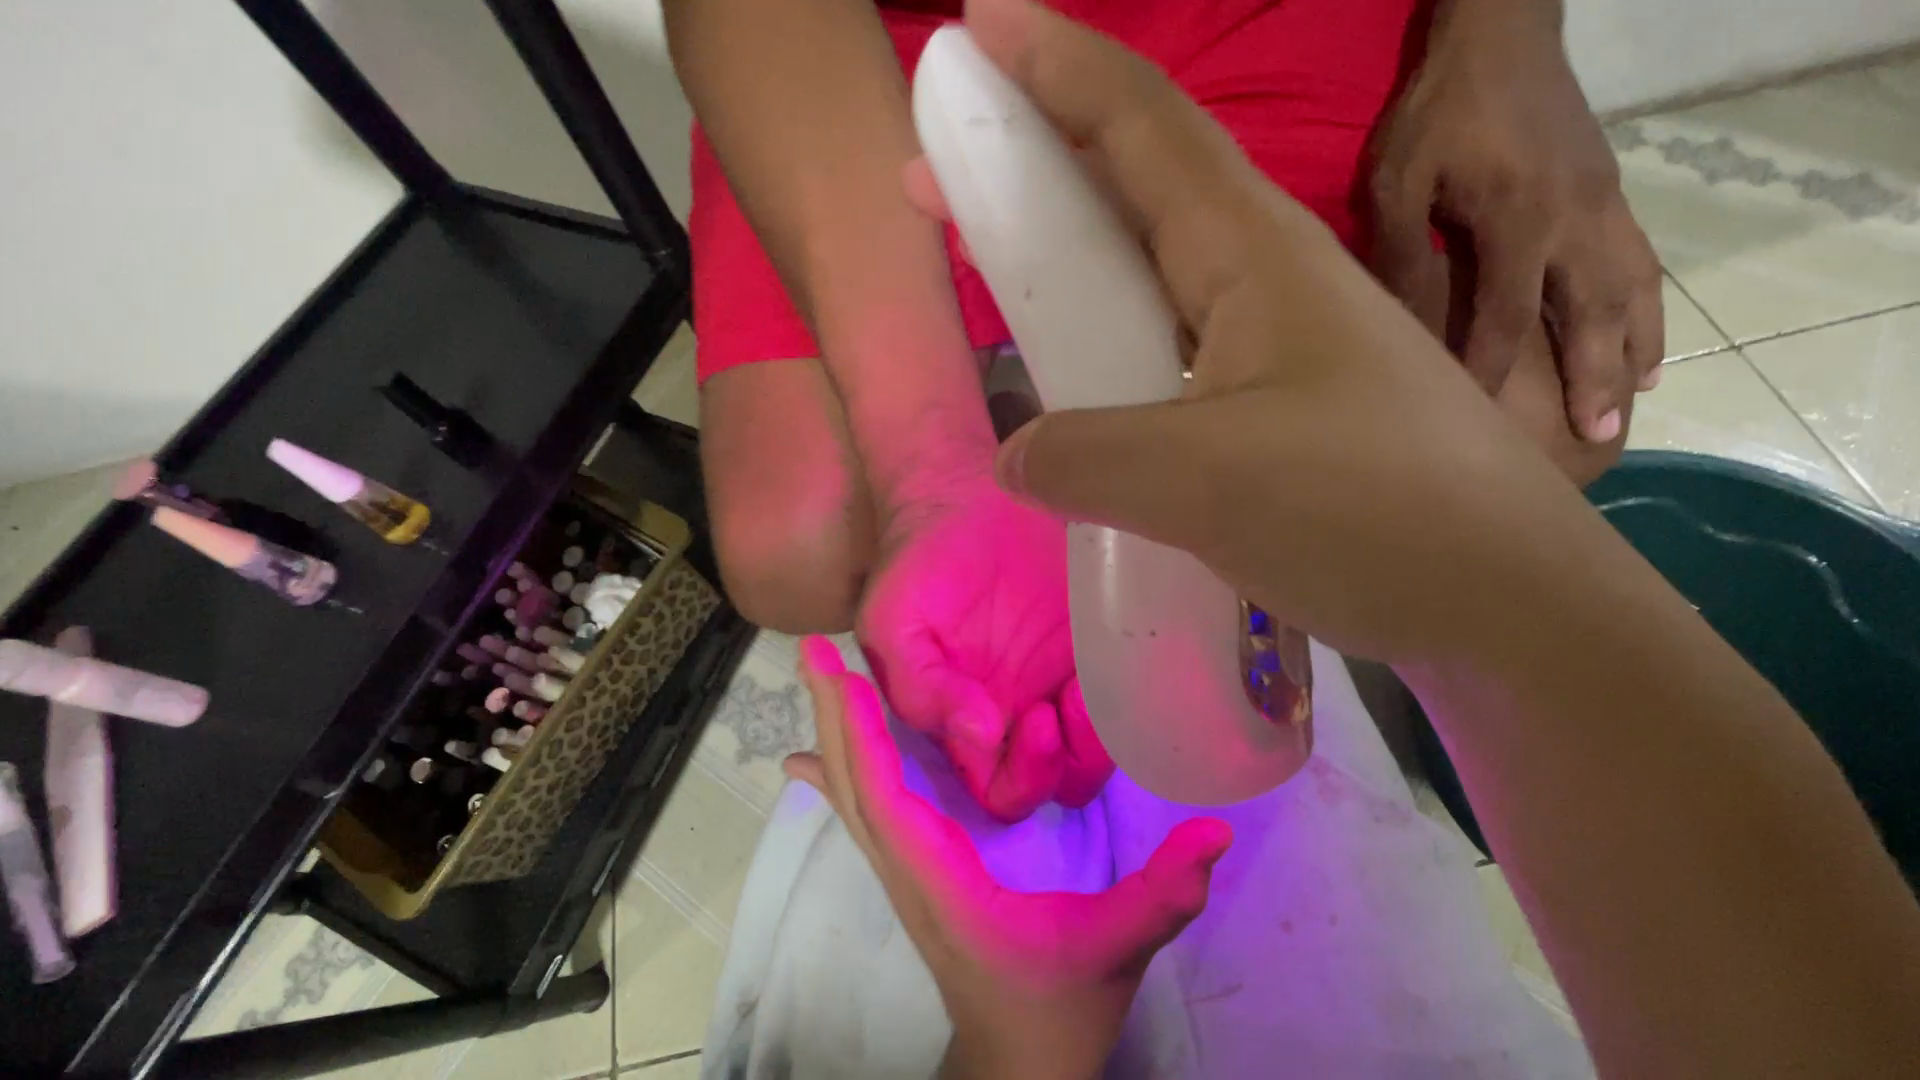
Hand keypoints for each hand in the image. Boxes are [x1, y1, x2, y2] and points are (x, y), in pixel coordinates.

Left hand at [786, 636, 1230, 1079]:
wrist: (1019, 1059)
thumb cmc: (1061, 1005)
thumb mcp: (1117, 949)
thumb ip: (1163, 894)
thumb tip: (1215, 830)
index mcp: (944, 884)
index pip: (889, 803)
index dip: (864, 738)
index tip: (845, 679)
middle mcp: (908, 874)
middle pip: (855, 788)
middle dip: (833, 715)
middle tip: (812, 653)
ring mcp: (903, 875)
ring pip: (853, 798)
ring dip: (832, 734)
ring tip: (813, 680)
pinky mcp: (912, 873)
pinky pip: (865, 812)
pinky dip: (840, 773)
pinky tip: (813, 754)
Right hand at [859, 475, 1111, 820]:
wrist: (968, 493)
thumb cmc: (922, 559)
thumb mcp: (892, 622)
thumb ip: (917, 685)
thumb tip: (975, 733)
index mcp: (967, 720)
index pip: (999, 789)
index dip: (1019, 777)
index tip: (1028, 721)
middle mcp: (1018, 712)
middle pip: (1055, 780)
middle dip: (1061, 762)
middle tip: (1057, 706)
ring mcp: (1063, 680)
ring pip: (1098, 746)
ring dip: (1099, 735)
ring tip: (1083, 683)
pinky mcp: (1100, 645)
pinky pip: (1127, 694)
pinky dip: (1129, 696)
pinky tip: (1117, 662)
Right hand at [969, 0, 1613, 666]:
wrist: (1500, 601)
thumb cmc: (1372, 510)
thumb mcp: (1210, 480)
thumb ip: (1090, 458)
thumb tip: (1014, 456)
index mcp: (1251, 256)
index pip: (1143, 127)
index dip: (1059, 68)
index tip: (983, 25)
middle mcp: (1260, 284)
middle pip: (1135, 190)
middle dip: (1034, 161)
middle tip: (943, 172)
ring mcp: (1268, 351)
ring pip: (1148, 276)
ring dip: (1067, 259)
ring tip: (998, 274)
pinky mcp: (1268, 414)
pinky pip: (1162, 355)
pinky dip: (1104, 349)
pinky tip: (1080, 385)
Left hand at [1368, 0, 1662, 442]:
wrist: (1501, 38)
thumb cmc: (1438, 115)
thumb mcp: (1398, 184)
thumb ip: (1403, 254)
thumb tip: (1402, 326)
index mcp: (1518, 222)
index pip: (1505, 318)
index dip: (1491, 372)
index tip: (1488, 426)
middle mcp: (1575, 221)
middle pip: (1593, 314)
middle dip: (1594, 379)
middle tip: (1599, 439)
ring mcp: (1604, 205)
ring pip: (1632, 290)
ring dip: (1632, 350)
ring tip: (1629, 406)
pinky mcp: (1611, 192)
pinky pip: (1641, 261)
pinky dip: (1649, 306)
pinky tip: (1646, 339)